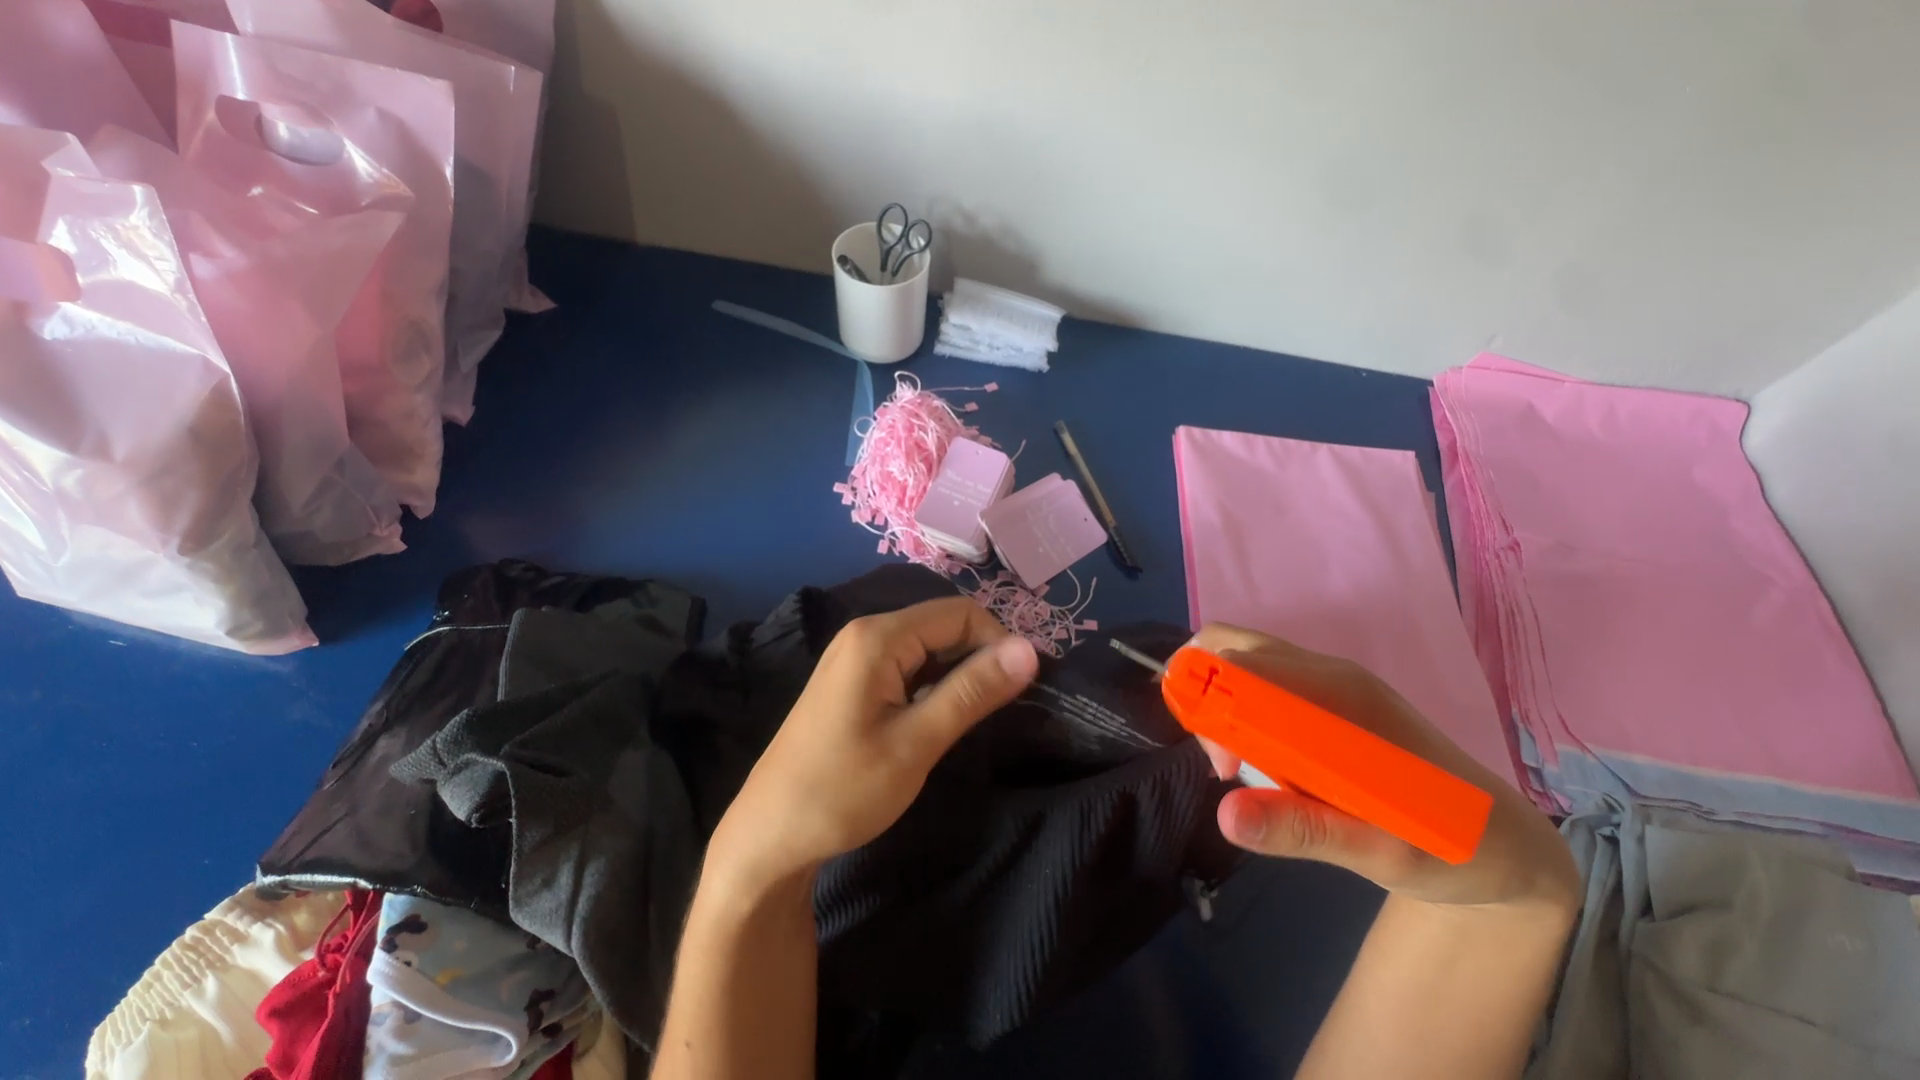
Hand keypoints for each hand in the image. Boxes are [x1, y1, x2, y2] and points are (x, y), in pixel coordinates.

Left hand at [707, 598, 1039, 890]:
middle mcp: (864, 634)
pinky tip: (941, 722)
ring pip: (927, 649)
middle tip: (1005, 710)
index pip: (960, 613)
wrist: (770, 835)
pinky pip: (907, 668)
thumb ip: (972, 692)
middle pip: (943, 626)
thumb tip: (1030, 650)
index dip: (999, 643)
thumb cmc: (843, 790)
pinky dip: (934, 687)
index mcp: (878, 637)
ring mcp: (854, 659)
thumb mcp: (916, 743)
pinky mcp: (852, 684)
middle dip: (981, 658)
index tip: (1024, 690)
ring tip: (977, 720)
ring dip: (959, 675)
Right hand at [1191, 624, 1577, 913]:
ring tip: (1246, 773)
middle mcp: (1332, 674)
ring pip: (1246, 663)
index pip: (1241, 662)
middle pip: (1232, 648)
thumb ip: (1303, 831)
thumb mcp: (1381, 856)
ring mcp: (1334, 683)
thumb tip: (1224, 813)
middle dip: (1205, 698)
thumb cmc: (1452, 850)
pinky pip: (1266, 683)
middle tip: (1227, 768)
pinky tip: (1269, 768)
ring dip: (1223, 708)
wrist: (1507, 846)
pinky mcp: (1335, 698)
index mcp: (1342, 696)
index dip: (1207, 701)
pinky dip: (1244, 714)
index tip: (1223, 766)